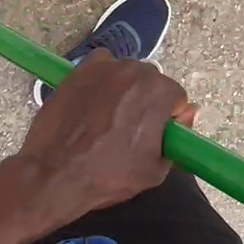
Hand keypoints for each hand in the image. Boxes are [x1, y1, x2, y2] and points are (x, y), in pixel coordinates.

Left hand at [13, 50, 196, 222]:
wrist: (54, 173)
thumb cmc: (106, 175)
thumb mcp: (155, 170)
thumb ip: (179, 138)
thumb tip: (189, 113)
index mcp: (159, 91)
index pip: (176, 98)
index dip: (168, 119)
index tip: (154, 136)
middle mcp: (134, 70)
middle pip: (151, 83)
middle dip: (145, 103)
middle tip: (129, 132)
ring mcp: (103, 68)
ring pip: (124, 75)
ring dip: (122, 92)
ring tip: (106, 121)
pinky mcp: (77, 72)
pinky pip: (99, 68)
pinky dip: (99, 81)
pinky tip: (91, 105)